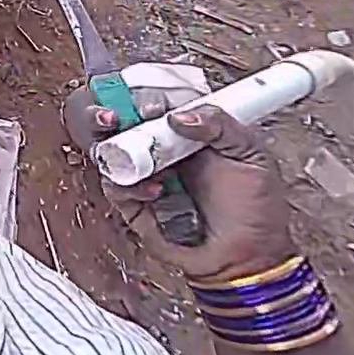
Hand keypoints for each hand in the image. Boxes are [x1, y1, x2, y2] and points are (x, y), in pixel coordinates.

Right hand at [64, 90, 296, 284]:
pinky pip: (112, 184)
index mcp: (176, 129)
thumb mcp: (252, 158)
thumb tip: (178, 116)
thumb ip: (222, 125)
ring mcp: (136, 172)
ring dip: (109, 146)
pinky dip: (128, 185)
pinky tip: (155, 191)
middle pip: (108, 117)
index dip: (137, 95)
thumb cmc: (253, 209)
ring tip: (129, 154)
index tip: (150, 105)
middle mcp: (150, 146)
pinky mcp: (128, 199)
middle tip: (113, 117)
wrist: (248, 259)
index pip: (142, 99)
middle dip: (100, 112)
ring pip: (101, 147)